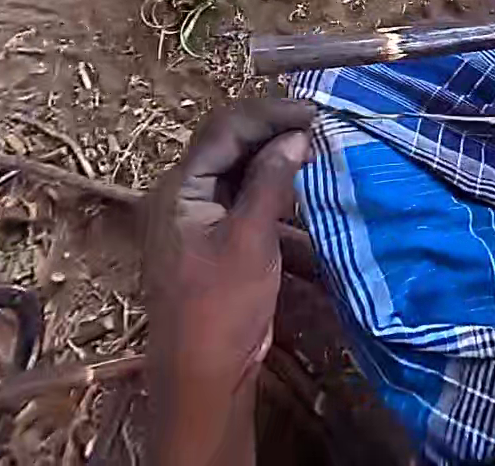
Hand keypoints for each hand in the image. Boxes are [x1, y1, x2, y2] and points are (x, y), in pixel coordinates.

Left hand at [143, 98, 313, 465]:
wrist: (203, 381)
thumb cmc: (220, 308)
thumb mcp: (249, 240)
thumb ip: (270, 181)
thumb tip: (297, 135)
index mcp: (180, 186)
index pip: (224, 129)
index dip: (268, 114)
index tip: (309, 113)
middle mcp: (185, 190)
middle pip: (230, 143)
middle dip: (272, 130)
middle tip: (314, 125)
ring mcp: (200, 211)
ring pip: (239, 166)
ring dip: (274, 155)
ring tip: (312, 146)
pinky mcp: (217, 232)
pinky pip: (244, 193)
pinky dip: (272, 185)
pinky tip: (299, 182)